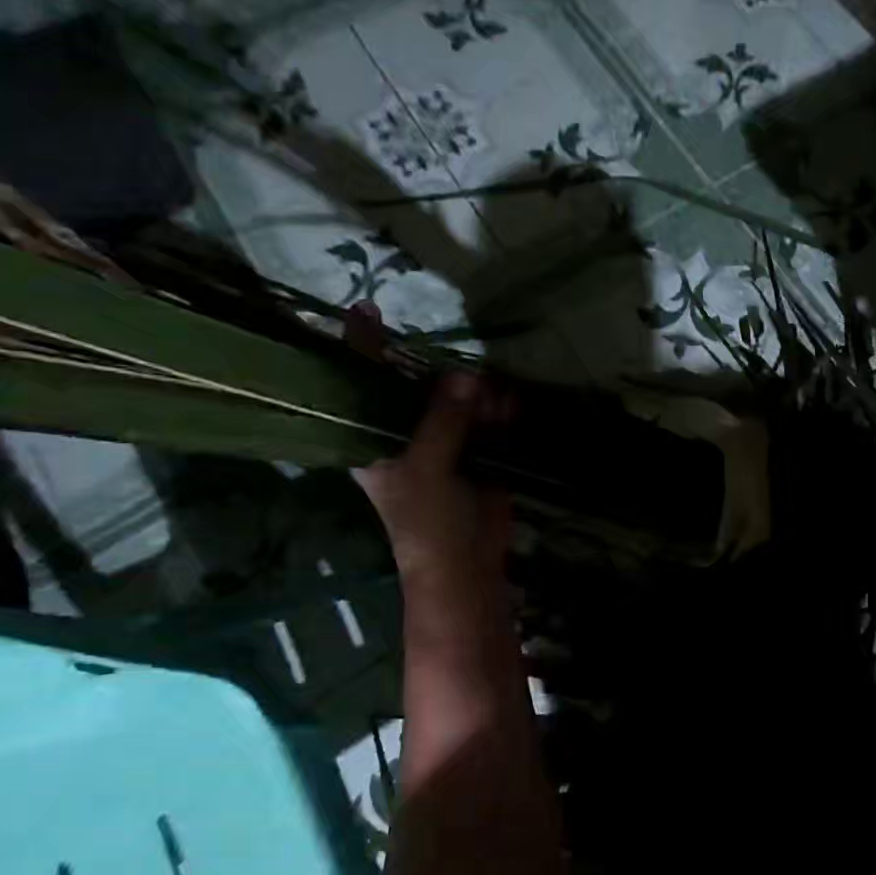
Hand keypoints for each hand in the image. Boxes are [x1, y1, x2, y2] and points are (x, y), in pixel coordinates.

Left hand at [351, 308, 512, 573]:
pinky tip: (512, 406)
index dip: (363, 350)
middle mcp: (410, 433)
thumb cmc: (426, 521)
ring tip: (496, 398)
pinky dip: (503, 411)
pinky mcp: (483, 452)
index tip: (367, 310)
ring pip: (462, 401)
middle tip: (467, 375)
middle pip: (421, 387)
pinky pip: (492, 420)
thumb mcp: (426, 468)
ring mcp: (449, 442)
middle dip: (444, 375)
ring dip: (481, 394)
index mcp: (375, 438)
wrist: (466, 564)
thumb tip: (466, 375)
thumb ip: (443, 420)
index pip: (363, 385)